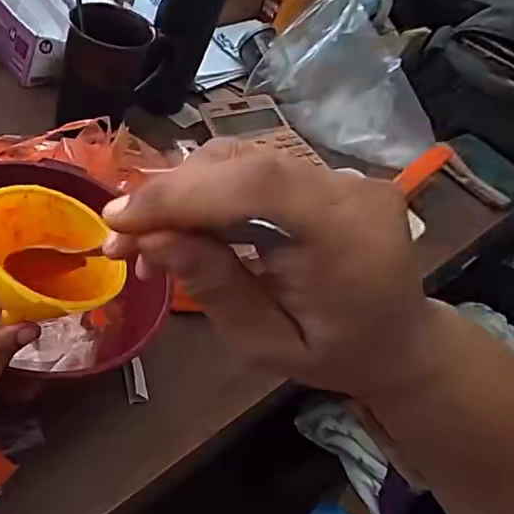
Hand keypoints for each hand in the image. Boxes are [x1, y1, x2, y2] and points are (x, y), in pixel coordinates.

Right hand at [102, 140, 443, 401]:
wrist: (396, 337)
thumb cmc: (331, 354)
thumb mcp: (263, 344)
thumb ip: (215, 289)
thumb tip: (153, 239)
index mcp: (347, 240)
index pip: (255, 188)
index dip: (177, 195)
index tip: (117, 222)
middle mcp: (348, 190)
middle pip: (239, 164)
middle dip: (165, 198)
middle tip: (117, 242)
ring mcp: (337, 173)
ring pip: (236, 159)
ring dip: (177, 195)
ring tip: (143, 243)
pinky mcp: (319, 170)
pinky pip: (247, 168)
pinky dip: (200, 193)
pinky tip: (177, 227)